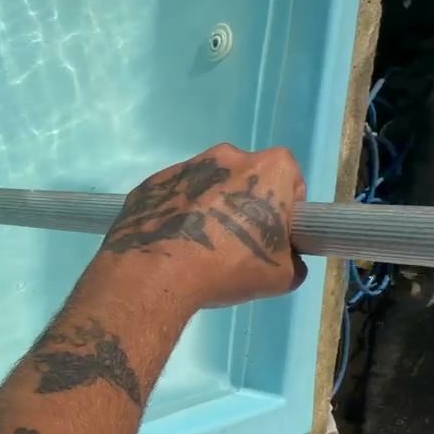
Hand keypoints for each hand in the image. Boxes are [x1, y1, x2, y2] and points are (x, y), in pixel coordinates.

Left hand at [96, 143, 308, 311]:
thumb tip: (283, 261)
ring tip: (190, 242)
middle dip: (238, 203)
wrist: (152, 276)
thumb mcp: (282, 275)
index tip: (269, 230)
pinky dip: (167, 214)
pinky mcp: (143, 188)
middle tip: (228, 238)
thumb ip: (290, 258)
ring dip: (200, 206)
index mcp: (269, 167)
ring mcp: (179, 170)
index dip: (282, 206)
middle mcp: (224, 157)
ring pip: (199, 186)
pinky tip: (163, 241)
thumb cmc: (227, 268)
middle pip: (239, 179)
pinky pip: (164, 199)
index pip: (286, 180)